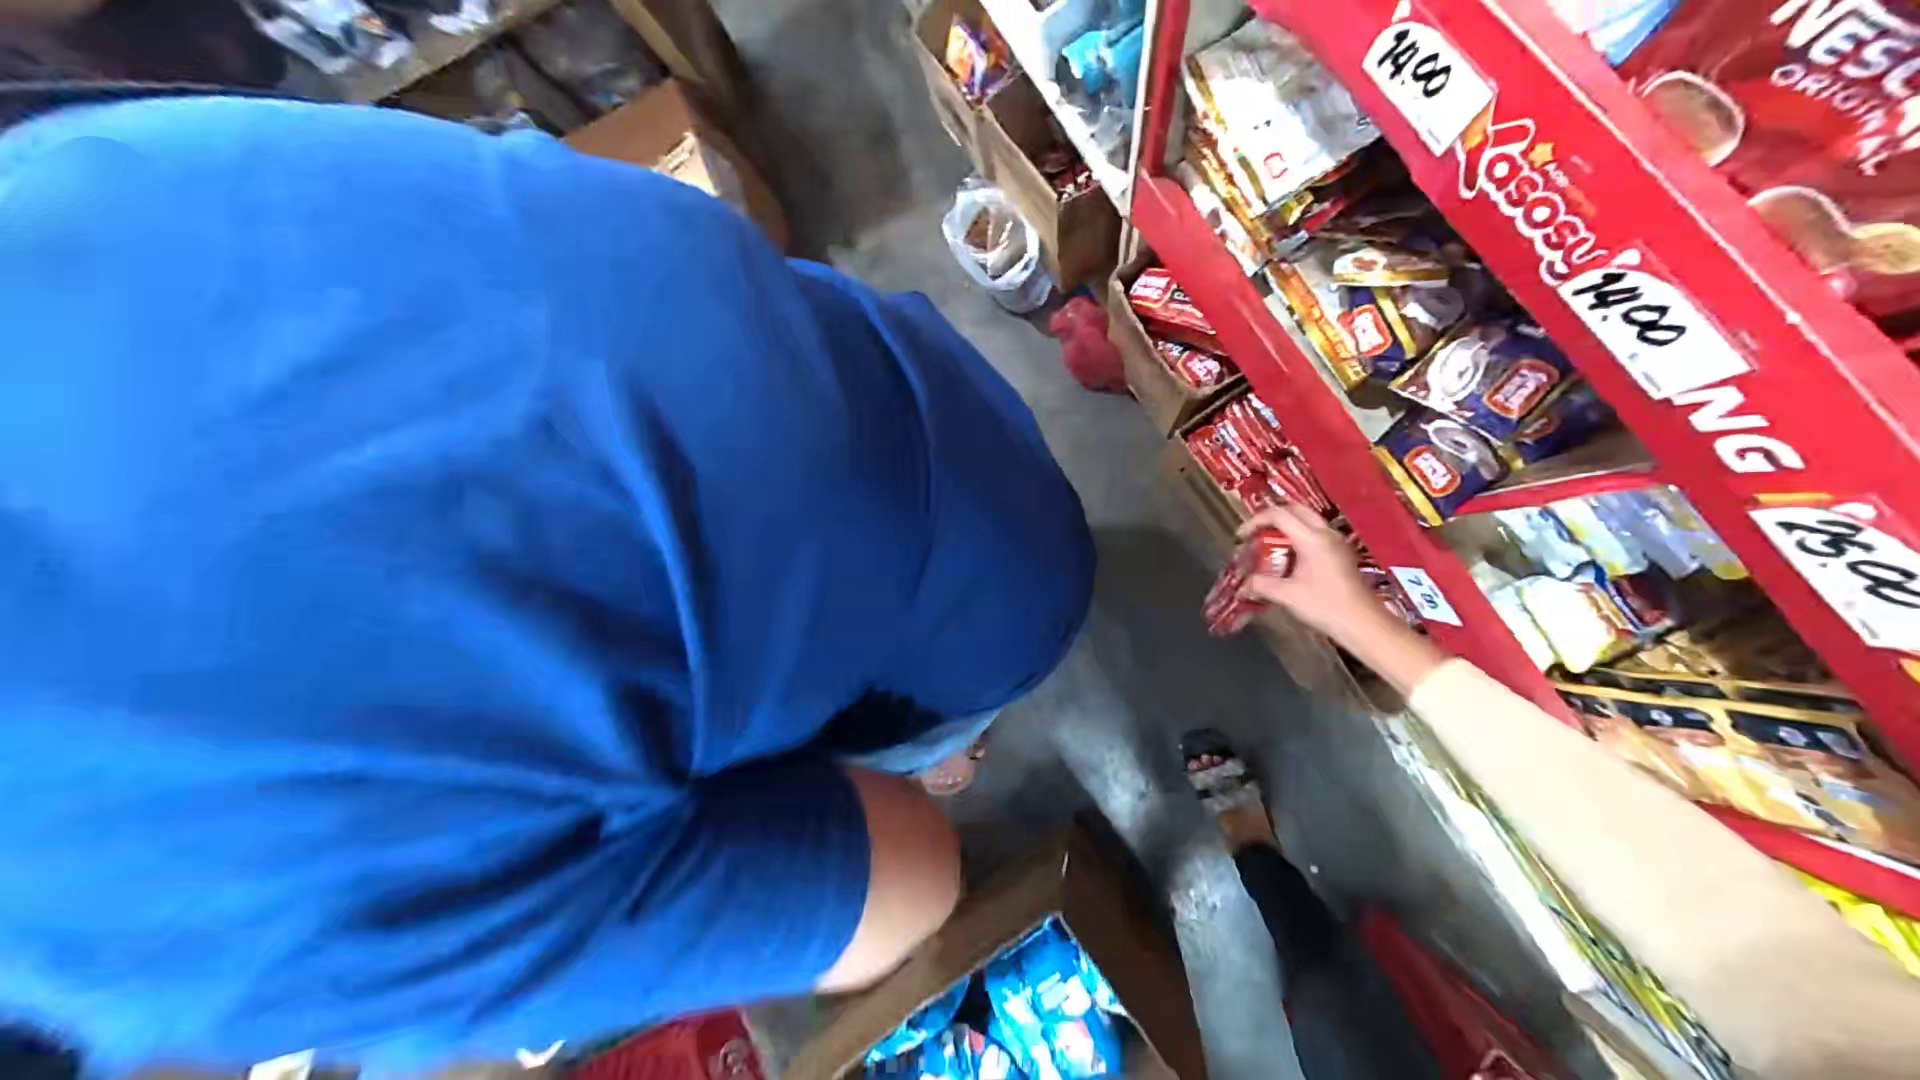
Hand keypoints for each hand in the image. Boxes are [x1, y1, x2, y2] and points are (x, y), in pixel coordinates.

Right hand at [1233, 504, 1446, 694]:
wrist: (1363, 624)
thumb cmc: (1325, 606)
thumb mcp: (1286, 595)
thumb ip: (1260, 585)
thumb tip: (1242, 585)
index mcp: (1312, 539)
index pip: (1278, 515)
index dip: (1254, 521)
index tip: (1240, 537)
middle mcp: (1325, 534)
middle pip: (1294, 509)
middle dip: (1270, 517)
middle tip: (1254, 534)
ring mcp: (1335, 542)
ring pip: (1306, 520)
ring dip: (1284, 526)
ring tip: (1267, 544)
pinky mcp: (1339, 553)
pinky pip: (1314, 533)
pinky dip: (1296, 536)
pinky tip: (1286, 557)